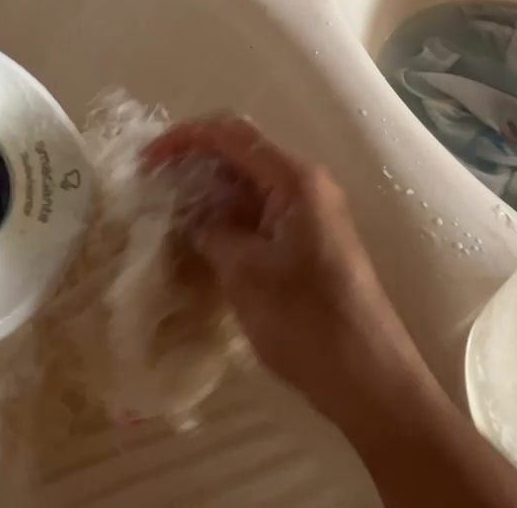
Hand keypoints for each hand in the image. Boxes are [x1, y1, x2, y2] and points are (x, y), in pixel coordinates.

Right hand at [144, 117, 425, 432]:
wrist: (369, 380)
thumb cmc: (306, 321)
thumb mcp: (244, 272)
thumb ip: (210, 229)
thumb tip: (188, 213)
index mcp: (294, 179)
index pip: (231, 134)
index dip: (184, 138)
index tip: (146, 160)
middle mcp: (305, 184)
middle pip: (241, 152)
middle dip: (194, 161)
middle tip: (152, 184)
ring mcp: (309, 212)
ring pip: (249, 182)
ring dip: (208, 189)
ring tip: (167, 208)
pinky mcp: (308, 238)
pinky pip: (260, 209)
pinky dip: (227, 213)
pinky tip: (199, 234)